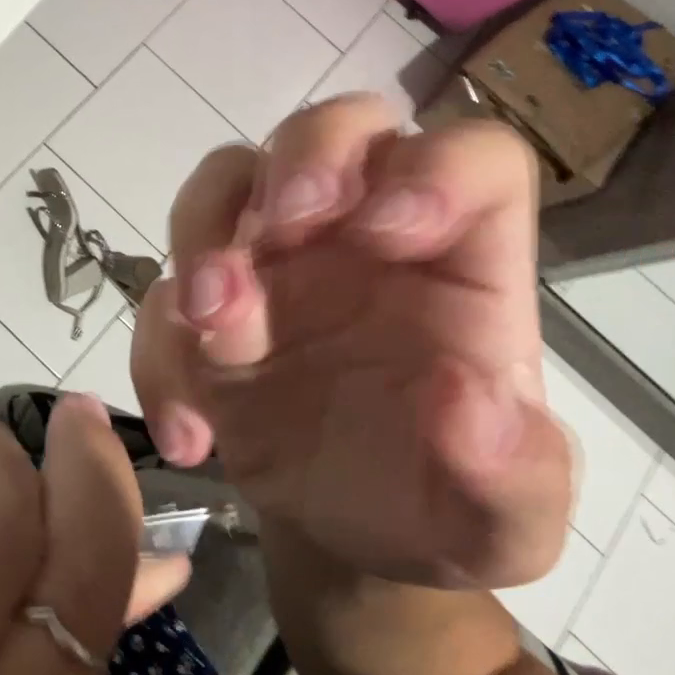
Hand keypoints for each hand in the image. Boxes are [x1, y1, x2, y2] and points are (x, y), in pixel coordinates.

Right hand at [131, 95, 571, 588]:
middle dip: (299, 160)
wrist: (349, 542)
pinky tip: (191, 437)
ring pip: (225, 186)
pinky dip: (159, 358)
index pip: (469, 159)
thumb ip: (514, 472)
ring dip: (203, 238)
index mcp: (458, 262)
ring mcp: (271, 269)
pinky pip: (161, 299)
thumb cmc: (443, 512)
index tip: (389, 234)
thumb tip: (470, 400)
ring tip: (210, 330)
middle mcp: (358, 240)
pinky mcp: (203, 316)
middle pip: (329, 132)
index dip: (433, 169)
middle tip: (280, 223)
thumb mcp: (508, 521)